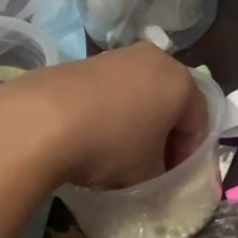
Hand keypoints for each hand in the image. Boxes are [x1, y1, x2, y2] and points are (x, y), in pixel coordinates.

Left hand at [0, 43, 208, 190]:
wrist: (39, 122)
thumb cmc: (110, 144)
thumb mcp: (145, 174)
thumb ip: (159, 177)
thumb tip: (153, 180)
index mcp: (182, 83)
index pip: (197, 121)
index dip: (187, 154)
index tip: (171, 178)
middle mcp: (156, 61)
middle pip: (169, 102)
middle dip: (163, 134)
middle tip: (149, 165)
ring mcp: (117, 57)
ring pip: (138, 94)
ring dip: (134, 122)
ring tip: (115, 153)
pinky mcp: (83, 62)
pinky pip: (108, 91)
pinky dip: (107, 113)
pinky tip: (89, 138)